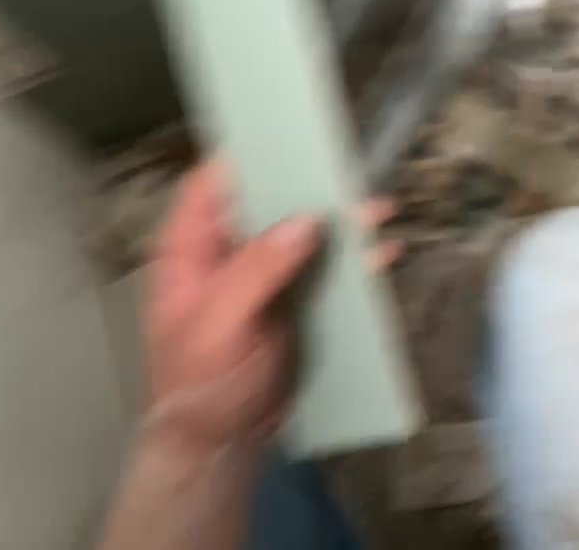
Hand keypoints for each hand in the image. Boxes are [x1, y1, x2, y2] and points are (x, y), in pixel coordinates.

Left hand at [141, 157, 398, 454]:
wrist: (224, 443)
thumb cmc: (202, 382)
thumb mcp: (220, 324)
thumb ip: (258, 269)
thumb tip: (306, 219)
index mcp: (193, 251)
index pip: (210, 186)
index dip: (242, 157)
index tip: (284, 134)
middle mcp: (231, 251)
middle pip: (269, 200)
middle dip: (309, 184)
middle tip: (346, 168)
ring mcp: (267, 273)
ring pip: (306, 229)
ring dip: (342, 219)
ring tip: (379, 209)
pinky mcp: (298, 295)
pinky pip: (330, 265)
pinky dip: (358, 256)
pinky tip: (385, 251)